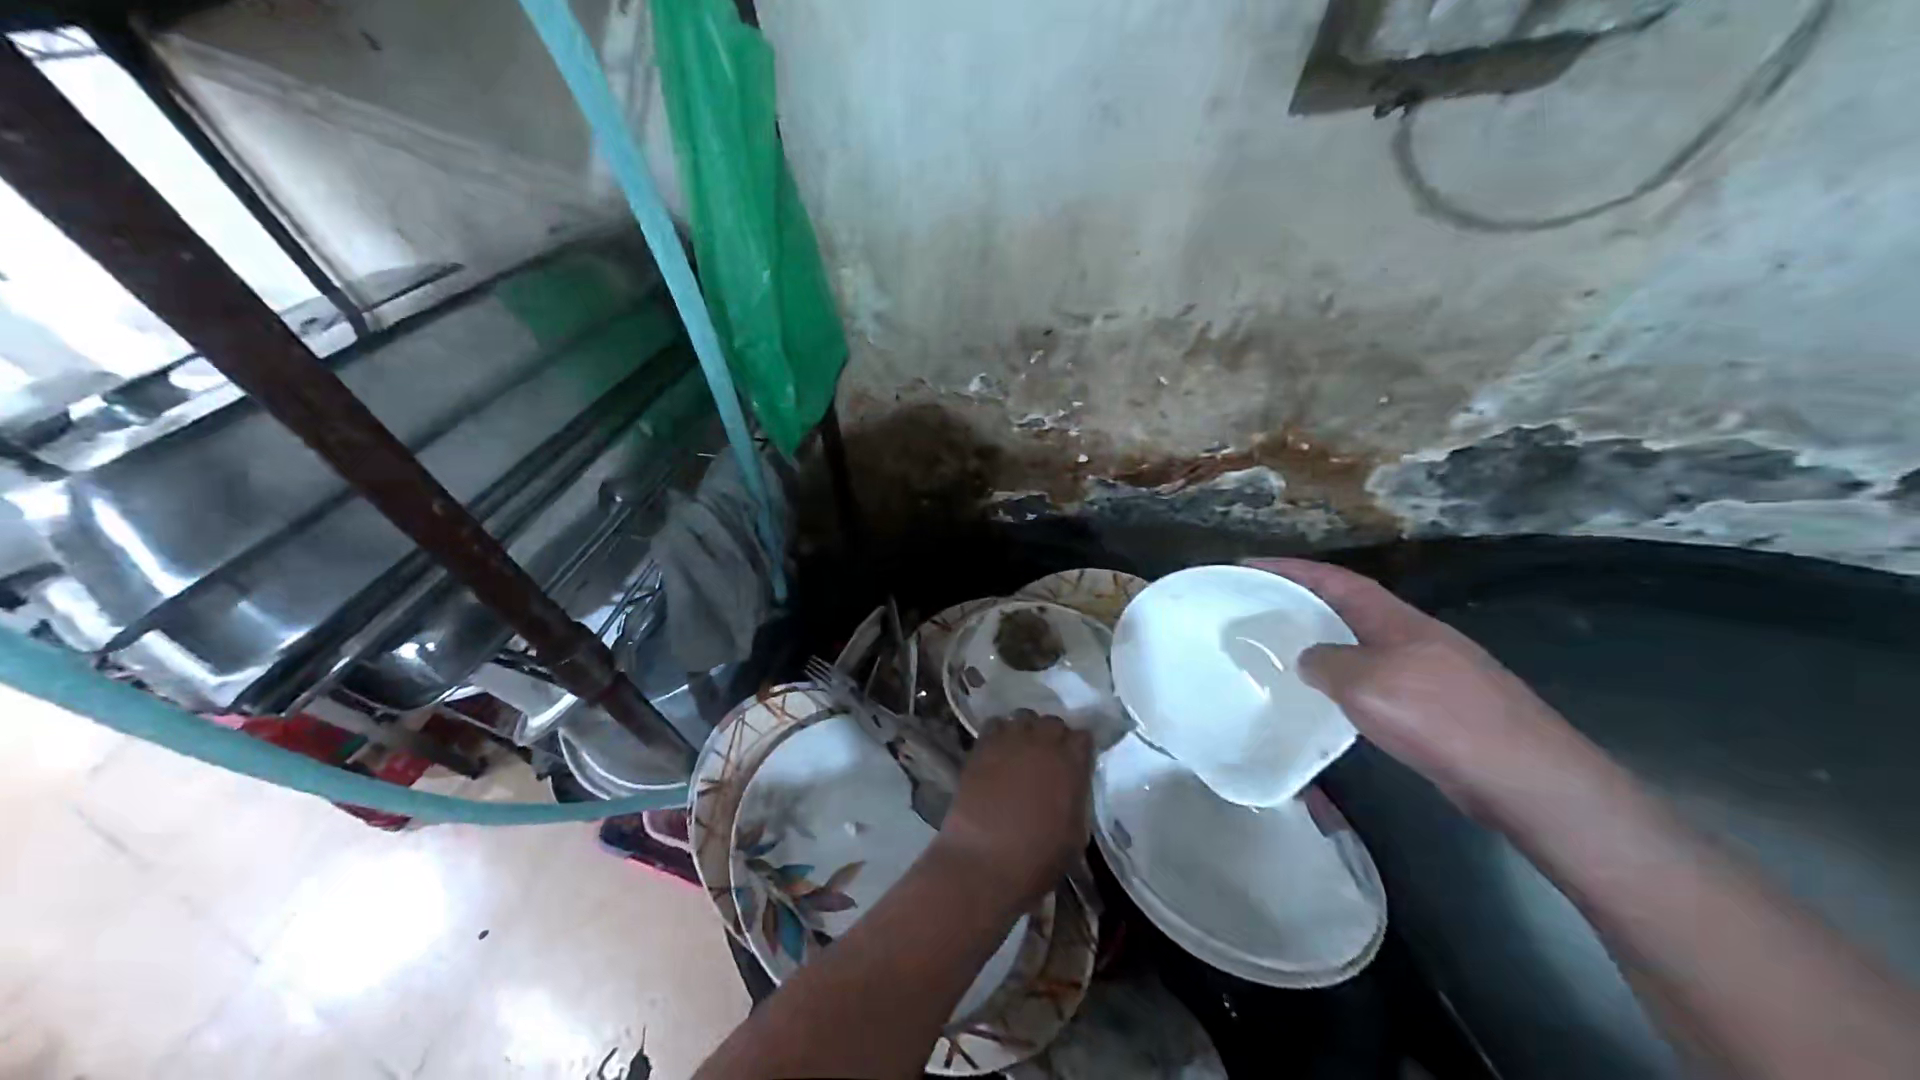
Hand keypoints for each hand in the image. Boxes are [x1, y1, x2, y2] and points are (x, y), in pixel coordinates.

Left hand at [933, 711, 1092, 910]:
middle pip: (1053, 722)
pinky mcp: (982, 747)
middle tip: (1047, 757)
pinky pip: (994, 724)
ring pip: (1023, 717)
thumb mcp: (1076, 833)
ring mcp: (1010, 741)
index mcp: (1072, 763)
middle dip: (1053, 736)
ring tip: (1021, 750)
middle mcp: (1043, 743)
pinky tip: (998, 751)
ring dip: (1026, 730)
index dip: (1079, 748)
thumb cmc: (1038, 857)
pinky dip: (999, 733)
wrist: (986, 861)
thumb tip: (1071, 786)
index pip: (1083, 737)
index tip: (1076, 761)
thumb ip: (1076, 797)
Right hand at [1246, 557, 1602, 820]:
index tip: (1252, 565)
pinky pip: (1378, 678)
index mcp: (1397, 620)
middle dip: (1306, 602)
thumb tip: (1309, 659)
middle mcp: (1415, 636)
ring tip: (1286, 651)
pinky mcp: (1441, 706)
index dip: (1293, 569)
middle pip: (1351, 607)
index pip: (1336, 580)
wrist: (1526, 778)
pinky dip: (1346, 677)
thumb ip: (1326, 663)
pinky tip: (1332, 699)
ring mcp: (1433, 671)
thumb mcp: (1365, 683)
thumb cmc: (1440, 718)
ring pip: (1364, 644)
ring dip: (1326, 642)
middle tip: (1263, 609)